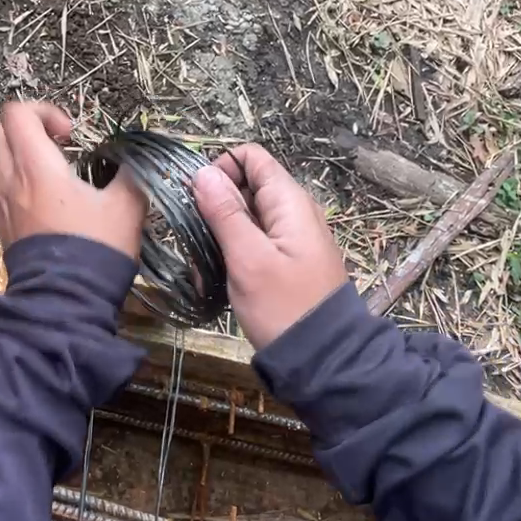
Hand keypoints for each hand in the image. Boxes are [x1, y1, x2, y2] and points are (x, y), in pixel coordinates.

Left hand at [0, 102, 145, 258]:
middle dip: (29, 129)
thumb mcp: (126, 207)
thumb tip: (139, 158)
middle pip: (0, 131)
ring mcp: (1, 204)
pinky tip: (47, 202)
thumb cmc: (94, 248)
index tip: (71, 134)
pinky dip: (18, 182)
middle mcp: (10, 180)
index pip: (17, 114)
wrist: (64, 303)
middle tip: (61, 147)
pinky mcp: (1, 226)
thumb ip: (132, 174)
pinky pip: (0, 188)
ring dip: (21, 156)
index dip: (44, 111)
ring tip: (54, 174)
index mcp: (36, 166)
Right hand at [191, 144, 347, 348]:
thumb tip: (202, 171)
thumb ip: (225, 212)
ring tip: (204, 270)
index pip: (251, 157)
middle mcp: (292, 212)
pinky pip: (251, 243)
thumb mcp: (248, 259)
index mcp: (289, 202)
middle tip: (194, 242)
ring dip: (217, 237)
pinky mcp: (285, 261)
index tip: (196, 198)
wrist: (326, 364)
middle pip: (244, 187)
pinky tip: (216, 282)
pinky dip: (231, 256)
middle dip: (213, 208)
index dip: (220, 168)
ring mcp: (290, 238)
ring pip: (243, 218)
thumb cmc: (285, 308)